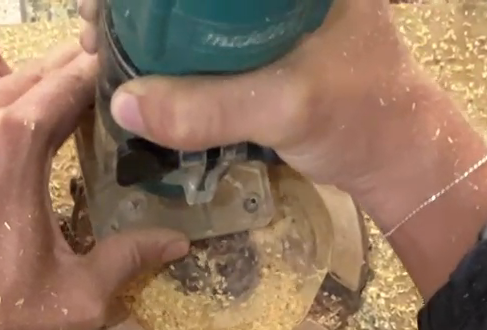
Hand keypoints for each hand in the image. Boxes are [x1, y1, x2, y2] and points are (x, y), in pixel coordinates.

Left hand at [0, 29, 189, 329]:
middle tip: (86, 107)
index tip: (119, 92)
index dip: (101, 81)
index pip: (72, 82)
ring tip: (20, 109)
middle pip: (28, 70)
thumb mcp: (78, 294)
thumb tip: (179, 242)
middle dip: (63, 80)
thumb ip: (129, 258)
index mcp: (17, 141)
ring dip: (4, 72)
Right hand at [78, 0, 486, 296]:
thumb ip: (208, 108)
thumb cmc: (359, 116)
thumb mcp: (283, 108)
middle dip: (136, 2)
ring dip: (145, 26)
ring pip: (192, 10)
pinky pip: (203, 40)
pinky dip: (169, 55)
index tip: (102, 0)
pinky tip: (138, 69)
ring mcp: (265, 11)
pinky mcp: (259, 45)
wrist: (394, 157)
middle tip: (91, 26)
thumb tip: (125, 107)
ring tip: (101, 47)